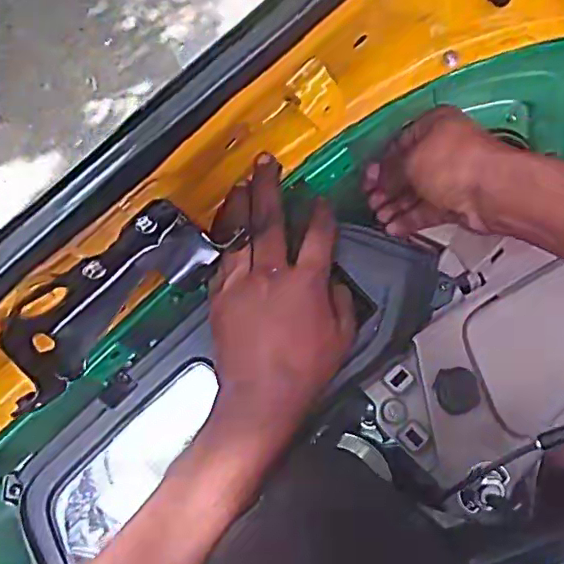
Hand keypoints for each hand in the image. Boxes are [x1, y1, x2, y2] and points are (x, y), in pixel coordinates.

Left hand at [206, 155, 356, 455]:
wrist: (260, 397)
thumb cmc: (301, 373)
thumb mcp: (342, 338)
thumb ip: (341, 303)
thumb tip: (335, 285)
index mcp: (308, 284)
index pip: (319, 236)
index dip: (321, 215)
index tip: (321, 203)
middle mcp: (273, 276)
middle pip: (272, 220)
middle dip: (272, 188)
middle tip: (268, 166)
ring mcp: (243, 284)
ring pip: (241, 234)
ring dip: (243, 205)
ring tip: (244, 185)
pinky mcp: (221, 298)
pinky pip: (223, 261)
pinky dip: (227, 241)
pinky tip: (228, 231)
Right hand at [362, 106, 523, 236]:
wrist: (492, 192)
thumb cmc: (456, 163)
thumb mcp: (411, 161)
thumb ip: (389, 171)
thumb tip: (378, 179)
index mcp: (434, 125)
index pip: (400, 142)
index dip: (381, 162)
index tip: (368, 179)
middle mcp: (445, 148)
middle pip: (408, 170)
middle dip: (387, 188)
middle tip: (371, 201)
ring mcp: (452, 177)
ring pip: (418, 193)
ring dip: (397, 206)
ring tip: (380, 217)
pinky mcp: (458, 203)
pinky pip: (428, 210)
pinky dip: (411, 219)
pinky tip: (394, 228)